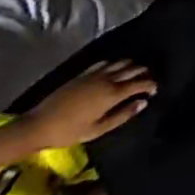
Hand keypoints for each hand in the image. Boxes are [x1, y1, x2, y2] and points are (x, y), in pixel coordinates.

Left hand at [14, 60, 156, 149]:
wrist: (39, 125)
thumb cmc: (69, 132)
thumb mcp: (98, 130)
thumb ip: (122, 115)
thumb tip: (143, 103)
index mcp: (112, 94)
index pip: (139, 83)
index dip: (151, 84)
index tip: (155, 89)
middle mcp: (107, 79)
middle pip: (133, 69)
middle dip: (144, 73)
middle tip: (148, 81)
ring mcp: (95, 74)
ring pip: (121, 62)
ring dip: (132, 66)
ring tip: (134, 74)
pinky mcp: (84, 73)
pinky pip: (106, 62)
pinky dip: (115, 64)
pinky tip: (114, 70)